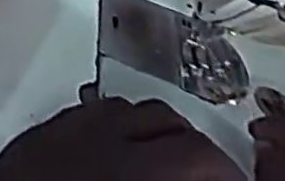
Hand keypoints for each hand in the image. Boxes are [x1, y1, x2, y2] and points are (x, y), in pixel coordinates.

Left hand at [0, 97, 242, 179]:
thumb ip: (176, 177)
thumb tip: (200, 175)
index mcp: (144, 171)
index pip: (208, 160)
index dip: (231, 175)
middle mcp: (110, 140)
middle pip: (174, 127)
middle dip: (203, 155)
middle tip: (213, 178)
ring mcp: (78, 126)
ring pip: (136, 111)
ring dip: (160, 134)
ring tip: (173, 165)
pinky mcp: (53, 125)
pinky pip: (98, 110)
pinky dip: (121, 125)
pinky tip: (125, 154)